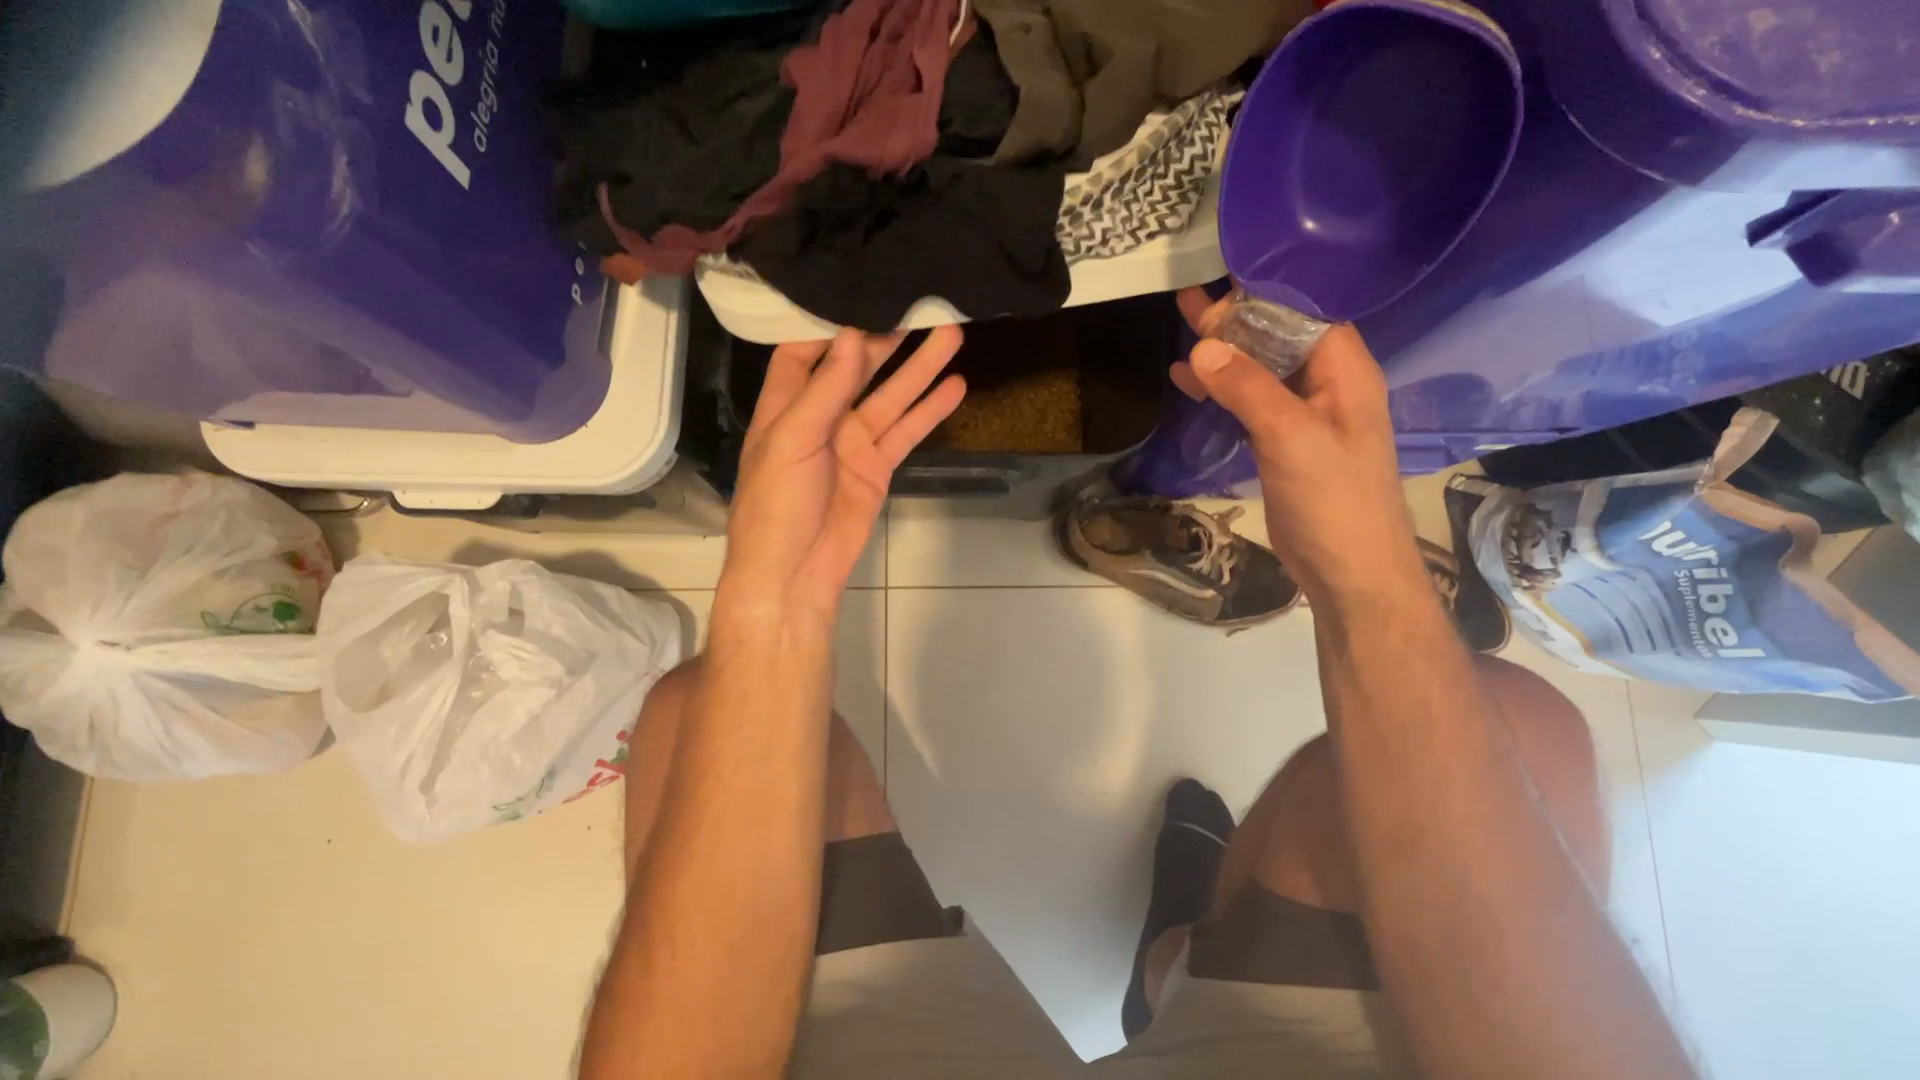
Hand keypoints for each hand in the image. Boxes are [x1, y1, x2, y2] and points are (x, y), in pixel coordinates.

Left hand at [718, 327, 965, 626]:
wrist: (794, 573)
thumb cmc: (776, 505)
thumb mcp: (792, 441)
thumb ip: (825, 390)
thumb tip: (851, 335)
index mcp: (786, 404)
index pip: (804, 350)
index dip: (829, 323)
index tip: (860, 290)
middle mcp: (820, 416)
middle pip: (857, 367)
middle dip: (887, 338)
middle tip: (921, 304)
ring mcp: (852, 442)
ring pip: (890, 396)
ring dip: (919, 368)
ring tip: (951, 333)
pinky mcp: (878, 466)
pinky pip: (906, 432)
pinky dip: (929, 411)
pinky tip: (954, 386)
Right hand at [1172, 288, 1418, 597]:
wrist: (1350, 573)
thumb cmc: (1333, 501)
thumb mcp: (1290, 436)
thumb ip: (1248, 388)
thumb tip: (1202, 348)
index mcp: (1345, 371)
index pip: (1304, 313)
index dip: (1261, 295)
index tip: (1215, 282)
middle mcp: (1328, 385)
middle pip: (1279, 337)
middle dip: (1236, 319)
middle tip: (1188, 302)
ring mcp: (1306, 416)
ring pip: (1262, 369)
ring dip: (1225, 352)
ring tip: (1181, 328)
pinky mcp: (1286, 444)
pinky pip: (1251, 402)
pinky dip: (1222, 390)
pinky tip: (1189, 381)